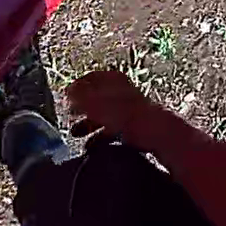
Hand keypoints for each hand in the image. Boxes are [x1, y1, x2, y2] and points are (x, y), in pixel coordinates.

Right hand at [65, 70, 185, 153]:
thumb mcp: (102, 105)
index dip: (79, 85)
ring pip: (104, 116)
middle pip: (98, 98)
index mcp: (116, 83)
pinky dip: (100, 138)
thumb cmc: (131, 116)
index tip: (66, 94)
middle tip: (69, 114)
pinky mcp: (134, 129)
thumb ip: (84, 97)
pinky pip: (112, 132)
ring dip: (88, 124)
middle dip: (82, 107)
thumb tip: (68, 90)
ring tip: (75, 133)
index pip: (94, 78)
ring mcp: (129, 112)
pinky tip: (90, 147)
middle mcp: (123, 94)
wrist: (159, 135)